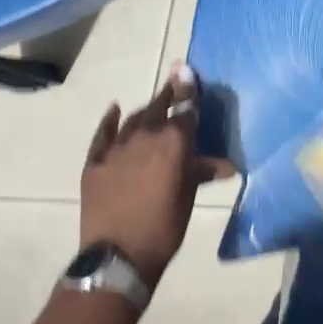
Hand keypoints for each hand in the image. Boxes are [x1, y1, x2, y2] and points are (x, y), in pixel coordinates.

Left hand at [79, 64, 232, 284]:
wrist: (119, 256)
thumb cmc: (165, 226)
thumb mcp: (189, 196)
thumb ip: (202, 171)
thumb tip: (228, 167)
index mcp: (175, 141)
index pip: (185, 106)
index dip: (188, 86)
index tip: (186, 67)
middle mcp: (146, 136)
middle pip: (158, 106)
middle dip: (168, 93)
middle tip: (173, 80)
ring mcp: (117, 148)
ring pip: (134, 119)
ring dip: (145, 110)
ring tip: (153, 105)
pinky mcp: (95, 163)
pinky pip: (103, 134)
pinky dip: (110, 120)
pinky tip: (115, 108)